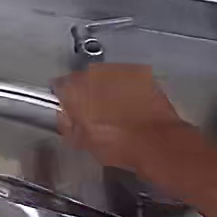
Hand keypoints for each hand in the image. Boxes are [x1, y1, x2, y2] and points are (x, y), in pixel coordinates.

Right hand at [53, 64, 197, 181]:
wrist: (156, 142)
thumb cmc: (119, 143)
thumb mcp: (83, 142)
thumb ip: (68, 125)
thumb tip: (66, 120)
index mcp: (76, 88)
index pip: (60, 85)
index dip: (61, 97)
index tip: (65, 106)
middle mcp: (97, 74)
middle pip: (84, 79)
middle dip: (86, 93)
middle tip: (91, 114)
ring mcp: (121, 73)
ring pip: (108, 78)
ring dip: (108, 90)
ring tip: (114, 114)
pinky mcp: (143, 77)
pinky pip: (129, 82)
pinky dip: (128, 92)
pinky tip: (132, 110)